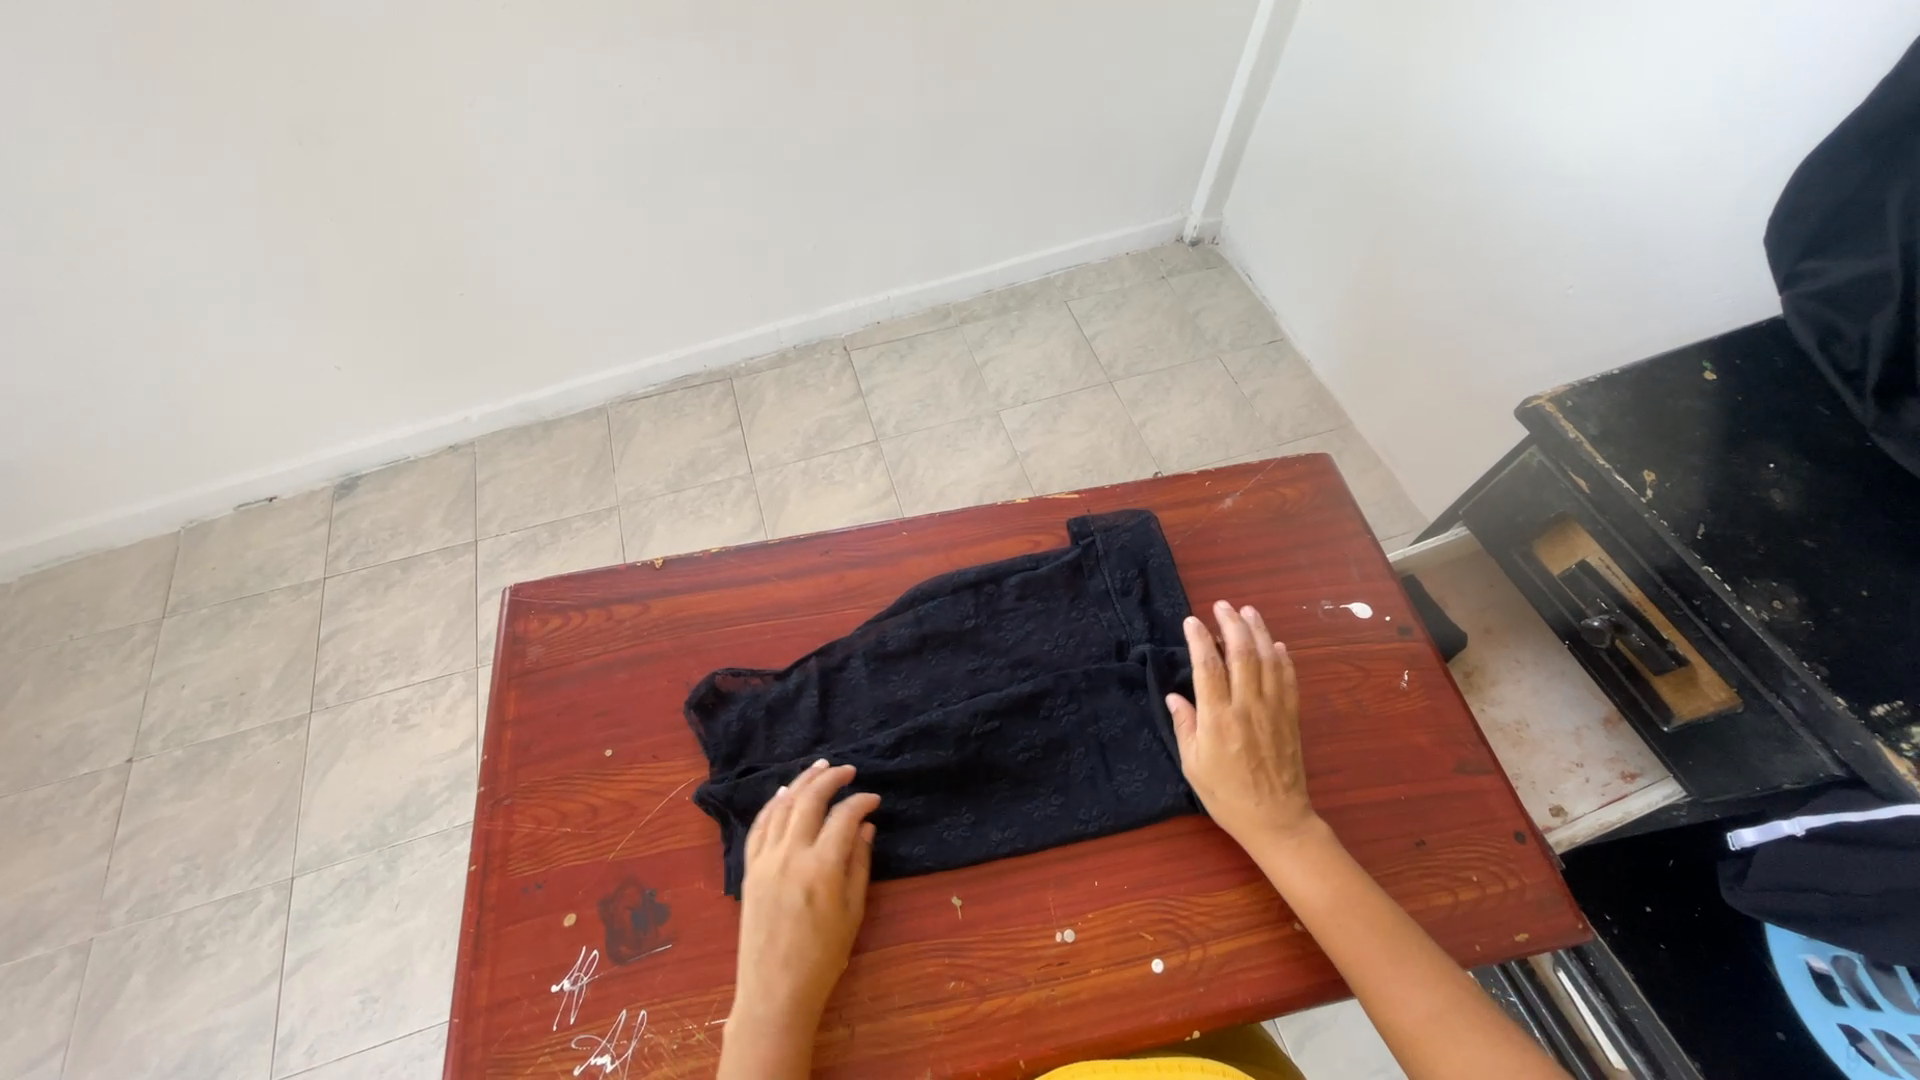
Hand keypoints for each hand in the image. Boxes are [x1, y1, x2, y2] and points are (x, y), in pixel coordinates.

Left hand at [729, 760, 879, 1034]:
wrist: (776, 991)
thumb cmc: (824, 957)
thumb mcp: (853, 911)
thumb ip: (859, 864)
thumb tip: (865, 827)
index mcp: (822, 867)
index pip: (844, 817)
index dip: (861, 802)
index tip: (874, 800)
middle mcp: (790, 855)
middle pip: (809, 800)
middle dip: (830, 779)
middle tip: (847, 770)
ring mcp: (765, 860)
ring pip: (782, 807)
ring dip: (801, 783)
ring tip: (819, 769)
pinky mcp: (749, 869)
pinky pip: (760, 826)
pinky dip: (773, 805)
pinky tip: (785, 794)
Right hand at [1167, 601, 1319, 852]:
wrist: (1275, 819)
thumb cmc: (1226, 795)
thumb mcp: (1193, 765)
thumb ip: (1185, 726)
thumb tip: (1175, 695)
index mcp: (1218, 719)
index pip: (1208, 666)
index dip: (1199, 639)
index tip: (1192, 621)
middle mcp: (1247, 707)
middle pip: (1241, 654)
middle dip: (1231, 624)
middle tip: (1222, 606)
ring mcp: (1273, 710)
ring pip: (1267, 660)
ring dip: (1258, 632)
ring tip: (1248, 611)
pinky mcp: (1291, 717)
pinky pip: (1288, 680)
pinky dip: (1282, 658)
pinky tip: (1276, 645)